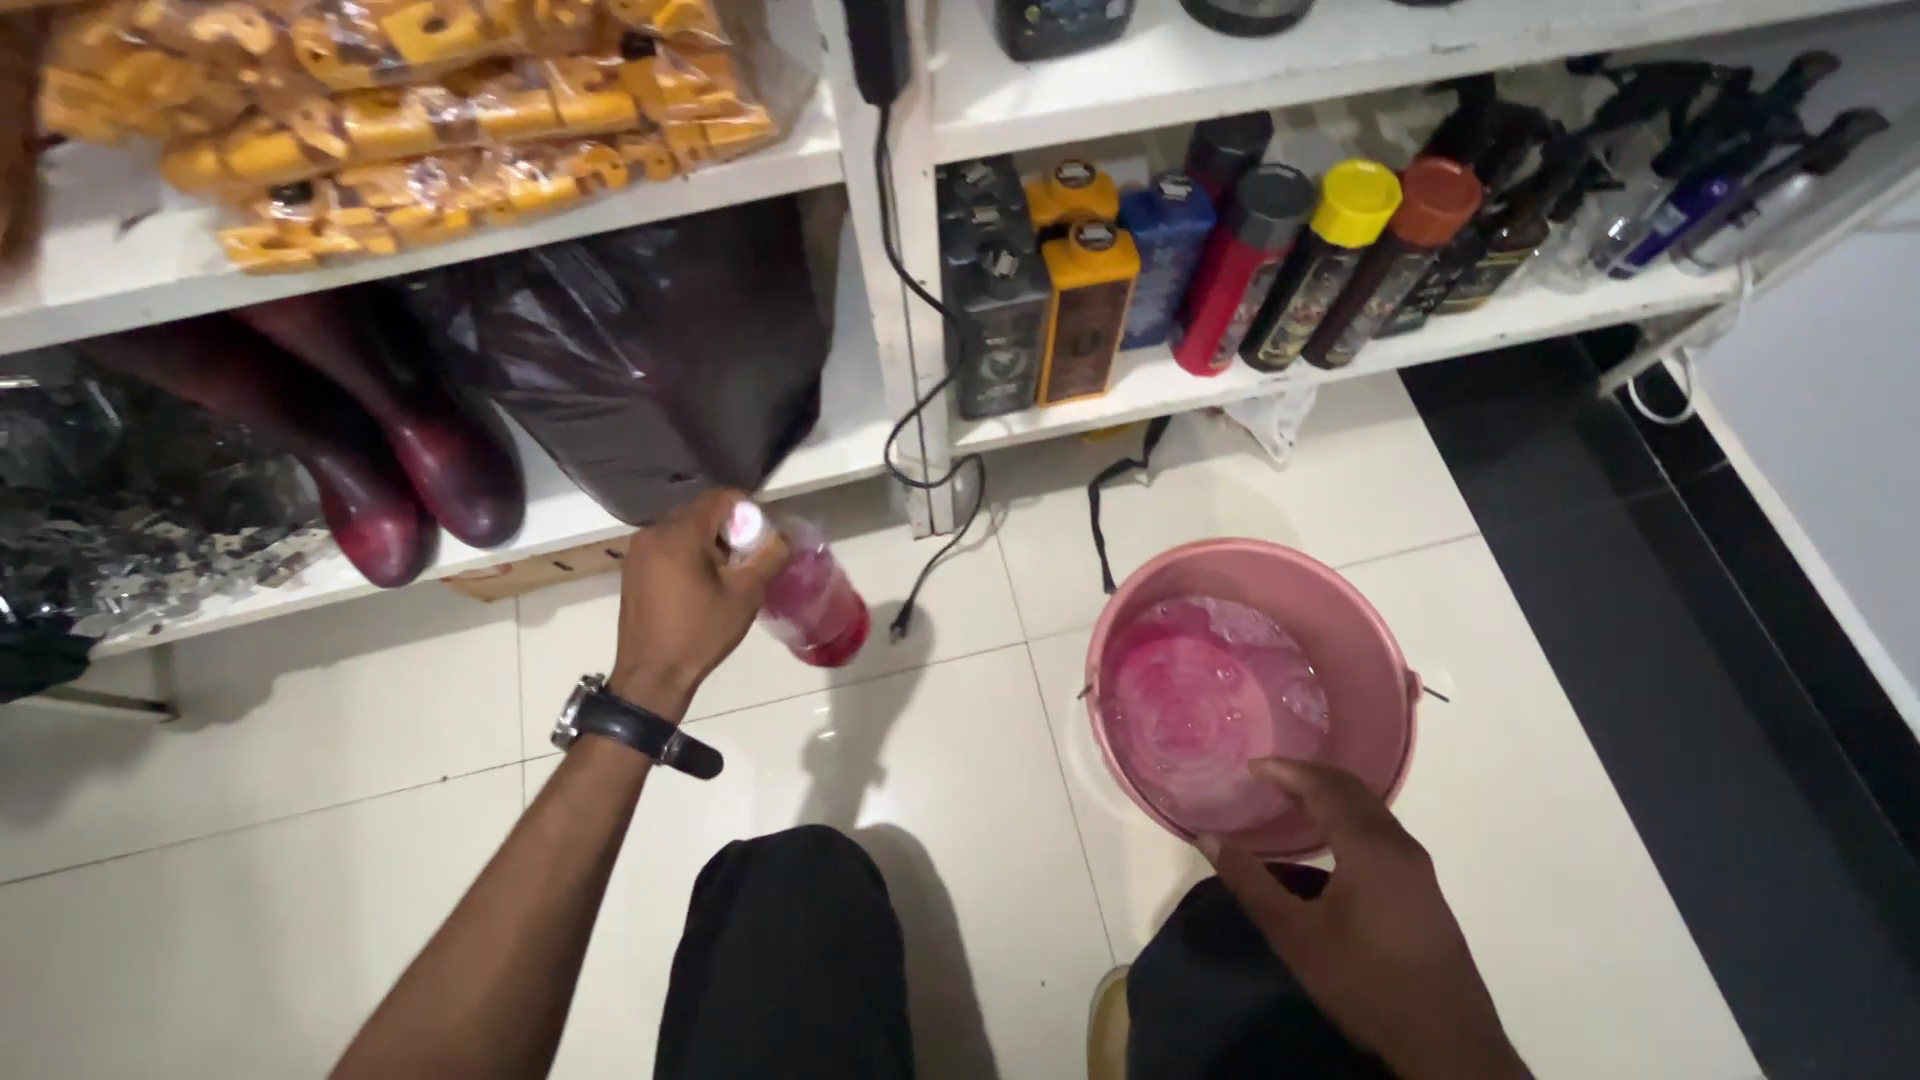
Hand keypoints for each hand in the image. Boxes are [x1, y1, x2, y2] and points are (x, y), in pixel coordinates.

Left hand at [609, 488, 788, 720]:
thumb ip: (769, 557)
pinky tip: (702, 583)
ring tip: (728, 572)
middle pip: (700, 511)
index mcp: (679, 535)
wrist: (652, 676)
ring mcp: (638, 552)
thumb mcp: (745, 595)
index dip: (747, 509)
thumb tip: (784, 536)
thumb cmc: (700, 633)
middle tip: (749, 556)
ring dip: (709, 541)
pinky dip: (689, 553)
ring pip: (683, 528)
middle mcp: (653, 533)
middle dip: (729, 526)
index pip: (719, 498)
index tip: (763, 535)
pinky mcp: (633, 570)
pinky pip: (668, 545)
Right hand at [1198, 759, 1528, 1079]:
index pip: (1325, 787)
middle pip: (1353, 791)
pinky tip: (1327, 845)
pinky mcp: (1423, 891)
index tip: (1252, 767)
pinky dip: (1347, 819)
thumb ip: (1250, 883)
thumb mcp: (1295, 936)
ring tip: (1291, 802)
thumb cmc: (1365, 984)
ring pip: (1370, 812)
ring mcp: (1417, 870)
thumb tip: (1208, 839)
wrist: (1448, 1046)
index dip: (1287, 771)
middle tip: (1268, 778)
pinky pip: (1380, 833)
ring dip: (1330, 797)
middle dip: (1308, 776)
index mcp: (1370, 848)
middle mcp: (1399, 847)